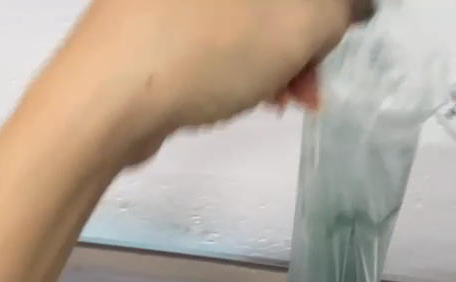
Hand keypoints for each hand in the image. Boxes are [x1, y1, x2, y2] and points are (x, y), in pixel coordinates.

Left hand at [48, 0, 358, 155]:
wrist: (107, 99)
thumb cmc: (198, 49)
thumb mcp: (300, 23)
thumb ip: (337, 8)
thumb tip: (348, 8)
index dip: (330, 12)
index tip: (340, 36)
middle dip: (305, 32)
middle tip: (312, 77)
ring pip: (247, 10)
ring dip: (277, 54)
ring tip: (284, 98)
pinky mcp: (152, 20)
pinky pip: (215, 29)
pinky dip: (241, 59)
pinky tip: (250, 94)